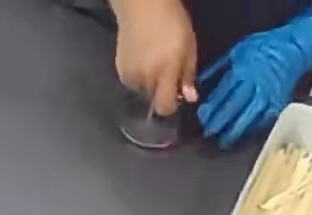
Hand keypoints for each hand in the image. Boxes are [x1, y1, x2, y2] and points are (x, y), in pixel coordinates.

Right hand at [112, 0, 197, 115]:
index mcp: (165, 73)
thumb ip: (188, 75)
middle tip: (165, 70)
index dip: (171, 105)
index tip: (175, 94)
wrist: (142, 3)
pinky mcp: (121, 72)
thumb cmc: (171, 21)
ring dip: (149, 83)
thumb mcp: (188, 46)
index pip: (165, 108)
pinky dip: (138, 76)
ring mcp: (132, 77)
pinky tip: (141, 58)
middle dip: (161, 90)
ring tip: (152, 61)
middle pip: (154, 100)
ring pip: (143, 92)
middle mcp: (147, 79)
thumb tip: (189, 98)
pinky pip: (132, 83)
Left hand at [197, 1, 311, 147]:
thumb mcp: (238, 51)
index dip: (211, 108)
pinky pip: (261, 122)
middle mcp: (254, 85)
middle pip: (232, 109)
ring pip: (247, 120)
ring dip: (233, 133)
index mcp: (243, 70)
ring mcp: (267, 96)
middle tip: (208, 134)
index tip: (202, 118)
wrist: (293, 48)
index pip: (222, 93)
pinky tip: (242, 137)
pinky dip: (250, 131)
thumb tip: (201, 83)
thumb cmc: (264, 48)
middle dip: (218, 123)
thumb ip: (219, 67)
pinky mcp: (277, 105)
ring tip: (223, 143)